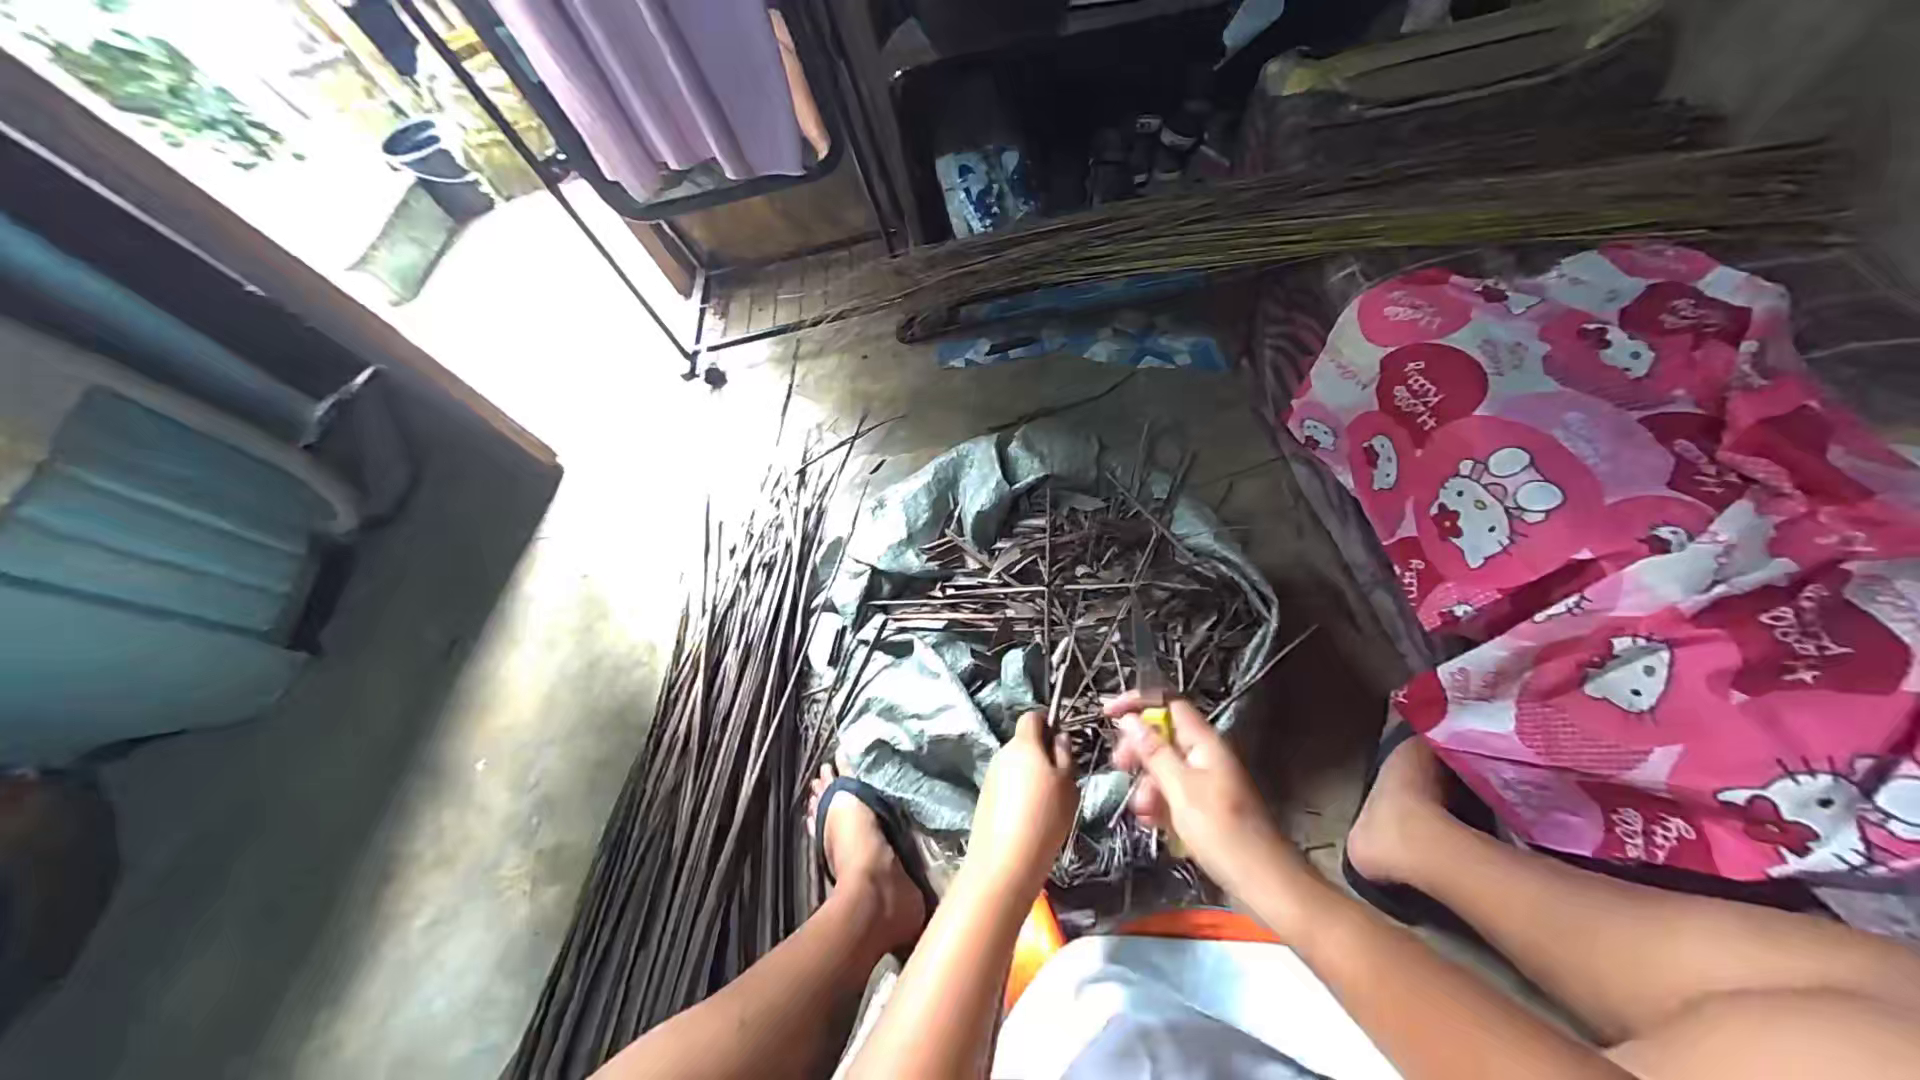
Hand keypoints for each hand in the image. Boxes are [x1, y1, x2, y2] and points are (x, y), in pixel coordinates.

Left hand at [965, 710, 1076, 892]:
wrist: (1004, 860)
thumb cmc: (1044, 816)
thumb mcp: (1067, 784)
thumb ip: (1065, 755)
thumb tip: (1058, 736)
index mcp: (1022, 744)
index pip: (1031, 716)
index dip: (1047, 722)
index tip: (1062, 741)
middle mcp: (1002, 753)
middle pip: (1024, 743)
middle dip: (1042, 754)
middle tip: (1061, 779)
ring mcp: (990, 775)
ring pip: (1016, 765)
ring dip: (1031, 775)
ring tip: (1047, 804)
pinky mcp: (985, 797)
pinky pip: (1007, 784)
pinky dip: (1019, 792)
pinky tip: (1029, 817)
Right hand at [1107, 692, 1303, 899]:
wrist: (1263, 883)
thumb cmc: (1222, 832)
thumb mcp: (1180, 789)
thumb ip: (1153, 752)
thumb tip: (1130, 719)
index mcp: (1204, 743)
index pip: (1169, 703)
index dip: (1138, 702)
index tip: (1108, 713)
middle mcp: (1205, 756)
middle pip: (1162, 736)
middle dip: (1137, 750)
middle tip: (1120, 767)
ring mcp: (1205, 781)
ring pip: (1163, 767)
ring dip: (1146, 784)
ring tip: (1144, 811)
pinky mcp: (1203, 806)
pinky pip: (1172, 793)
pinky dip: (1158, 803)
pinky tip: (1153, 823)